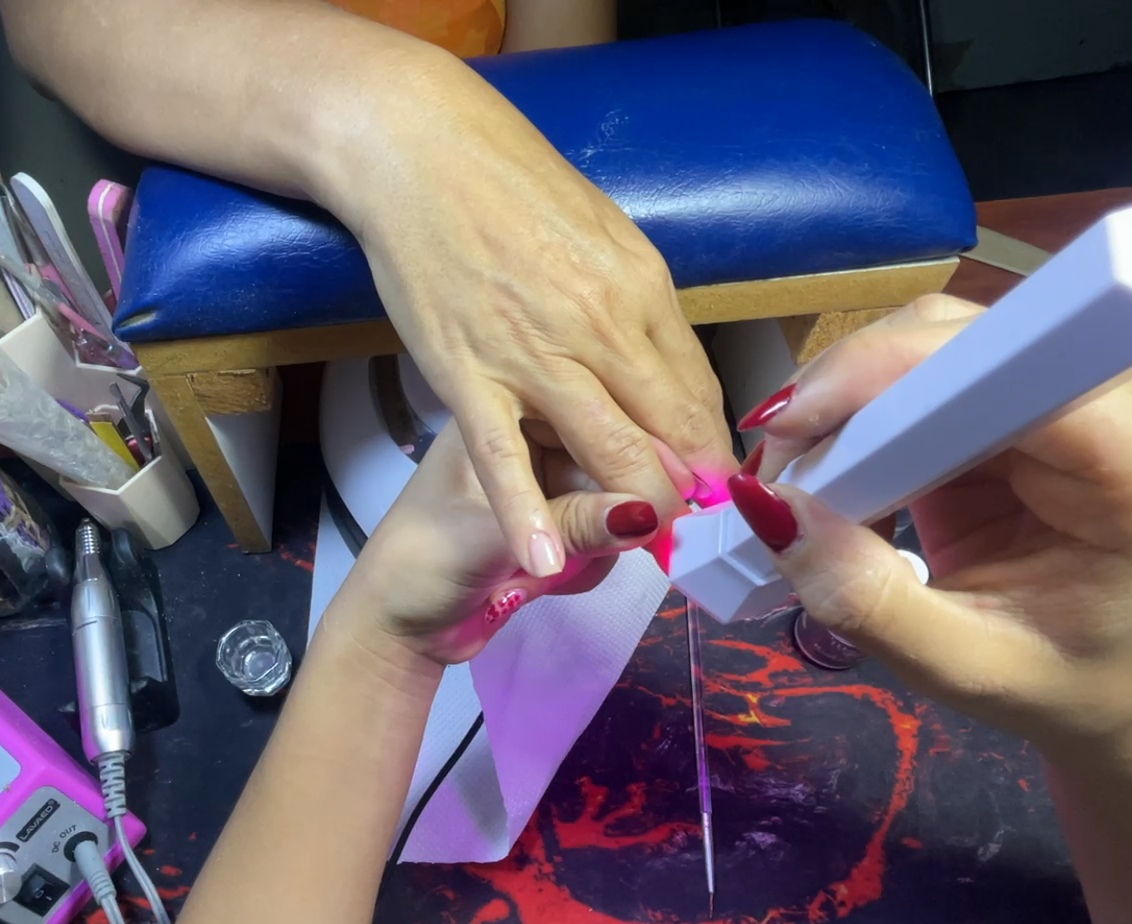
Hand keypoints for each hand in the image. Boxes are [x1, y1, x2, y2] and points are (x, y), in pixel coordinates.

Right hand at [311, 60, 735, 581]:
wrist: (416, 153)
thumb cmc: (506, 187)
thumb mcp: (599, 235)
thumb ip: (633, 308)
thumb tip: (658, 367)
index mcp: (639, 288)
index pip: (696, 390)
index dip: (712, 449)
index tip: (715, 487)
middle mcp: (600, 326)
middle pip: (667, 430)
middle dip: (691, 492)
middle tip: (698, 535)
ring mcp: (533, 356)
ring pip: (608, 449)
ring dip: (640, 508)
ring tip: (654, 549)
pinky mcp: (468, 379)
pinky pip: (504, 459)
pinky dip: (525, 513)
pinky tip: (541, 561)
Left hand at [326, 421, 662, 667]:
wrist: (397, 623)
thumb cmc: (418, 563)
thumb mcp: (486, 538)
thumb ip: (568, 524)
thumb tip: (648, 513)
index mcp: (506, 413)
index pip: (593, 410)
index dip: (635, 453)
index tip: (667, 501)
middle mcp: (535, 439)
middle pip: (618, 456)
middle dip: (616, 512)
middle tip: (607, 550)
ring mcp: (548, 485)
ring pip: (620, 501)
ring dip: (600, 547)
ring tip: (551, 575)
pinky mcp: (557, 525)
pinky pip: (606, 536)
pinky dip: (591, 564)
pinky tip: (547, 584)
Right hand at [731, 295, 1131, 756]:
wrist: (1109, 687)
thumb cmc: (1054, 685)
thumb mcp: (952, 665)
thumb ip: (863, 597)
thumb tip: (768, 505)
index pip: (1018, 375)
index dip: (891, 377)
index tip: (788, 430)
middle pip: (971, 342)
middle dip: (851, 390)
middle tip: (775, 461)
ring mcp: (1089, 393)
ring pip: (940, 343)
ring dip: (849, 396)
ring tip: (798, 465)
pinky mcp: (1036, 399)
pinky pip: (932, 372)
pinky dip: (864, 408)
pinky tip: (836, 460)